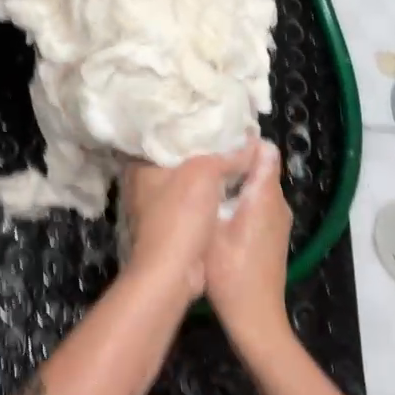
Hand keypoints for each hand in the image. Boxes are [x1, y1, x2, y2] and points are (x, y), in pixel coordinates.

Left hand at [119, 140, 258, 297]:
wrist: (173, 273)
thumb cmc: (181, 216)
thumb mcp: (205, 174)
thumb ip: (227, 156)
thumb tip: (254, 144)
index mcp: (140, 166)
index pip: (164, 137)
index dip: (190, 128)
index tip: (215, 121)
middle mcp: (143, 185)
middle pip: (178, 160)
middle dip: (204, 153)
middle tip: (232, 140)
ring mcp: (155, 209)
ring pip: (189, 184)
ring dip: (210, 178)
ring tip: (237, 160)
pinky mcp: (171, 228)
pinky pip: (195, 205)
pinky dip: (211, 199)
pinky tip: (231, 190)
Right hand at [206, 140, 293, 343]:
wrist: (255, 318)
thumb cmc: (229, 272)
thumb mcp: (213, 227)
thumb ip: (215, 190)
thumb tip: (208, 157)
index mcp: (264, 196)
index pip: (265, 150)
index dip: (243, 136)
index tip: (215, 129)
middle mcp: (277, 203)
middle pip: (260, 166)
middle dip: (233, 155)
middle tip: (199, 150)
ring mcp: (276, 220)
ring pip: (256, 184)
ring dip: (234, 177)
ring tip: (202, 171)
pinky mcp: (271, 234)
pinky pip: (257, 201)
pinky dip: (239, 195)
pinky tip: (213, 201)